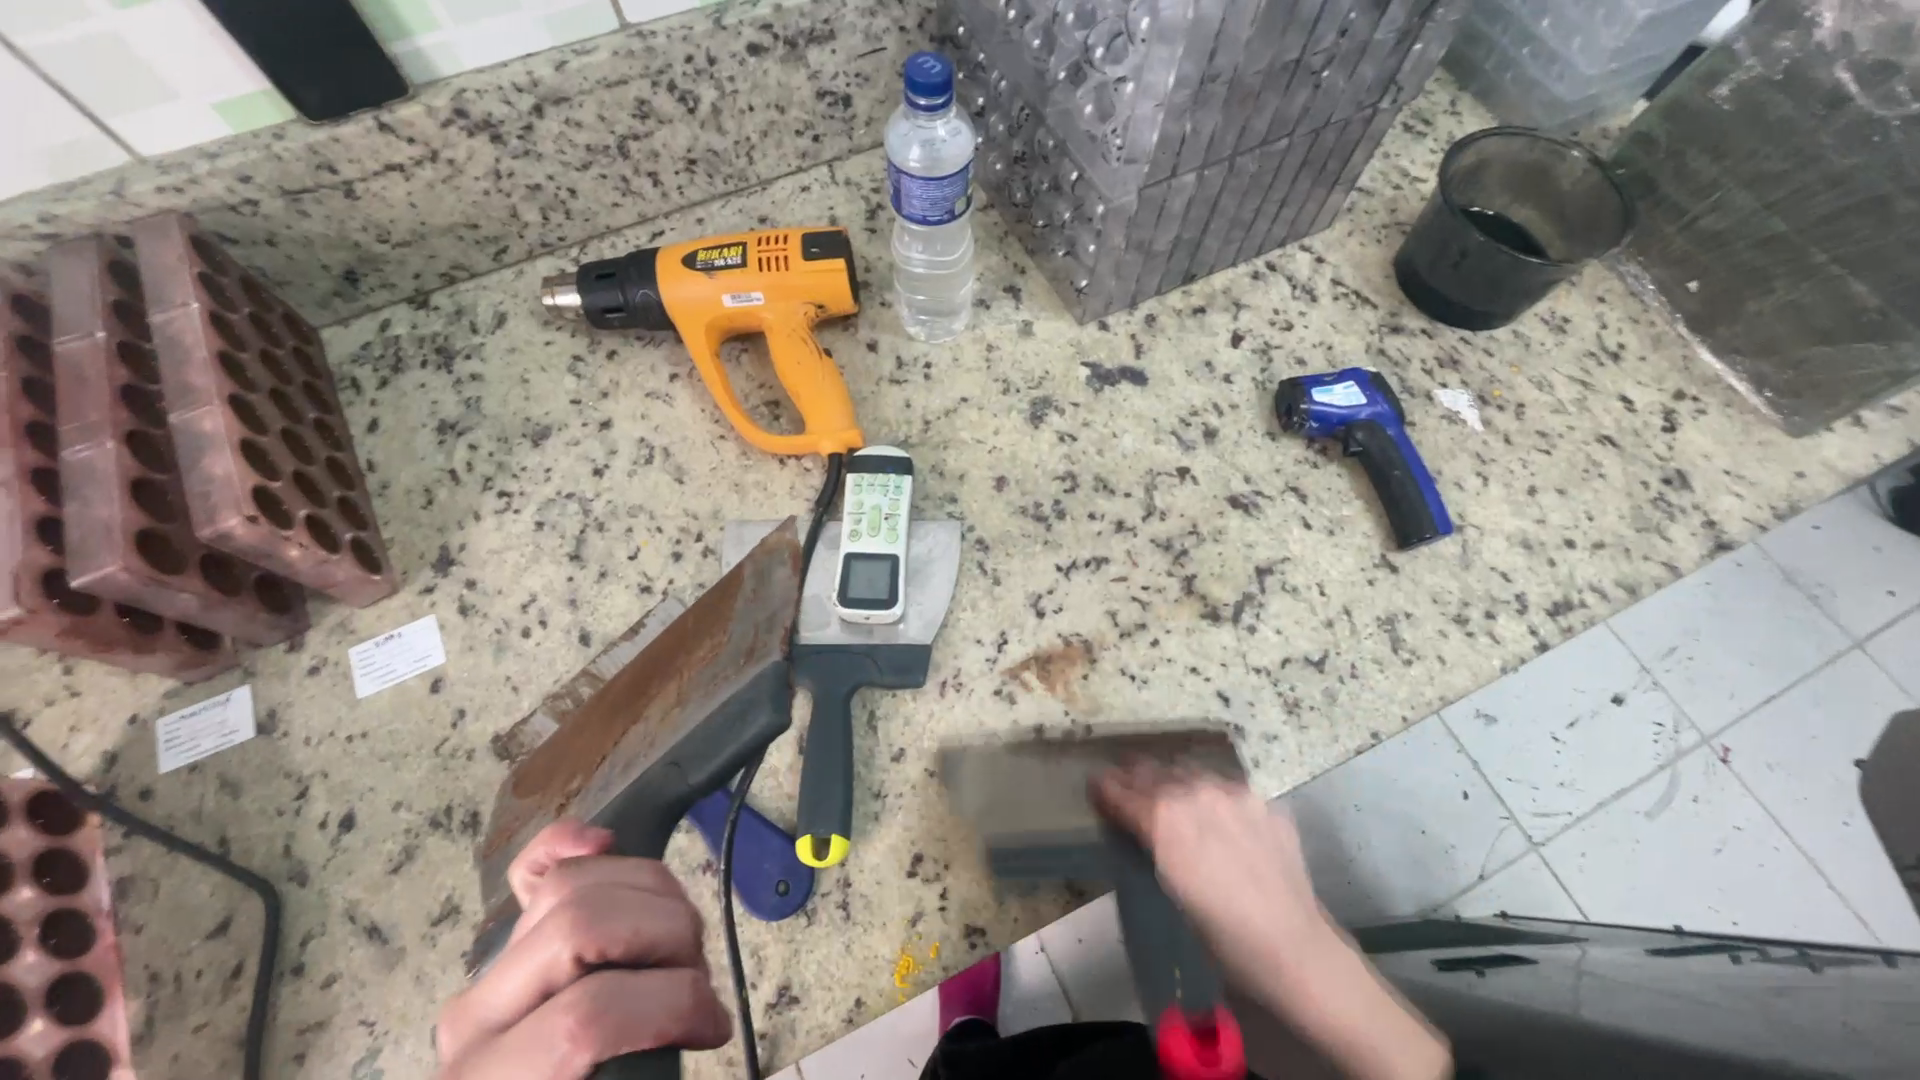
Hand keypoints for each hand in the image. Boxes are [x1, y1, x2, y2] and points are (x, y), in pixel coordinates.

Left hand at [435, 820, 731, 1078]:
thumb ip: (641, 1065)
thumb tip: (705, 1025)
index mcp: (495, 1076)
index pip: (590, 1013)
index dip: (675, 1006)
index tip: (715, 1028)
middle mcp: (480, 1014)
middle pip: (586, 923)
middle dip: (671, 938)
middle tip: (699, 988)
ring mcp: (492, 975)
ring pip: (571, 883)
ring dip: (657, 899)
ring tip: (679, 954)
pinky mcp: (511, 951)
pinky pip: (531, 874)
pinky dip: (567, 844)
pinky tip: (604, 842)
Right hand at [1091, 764, 1331, 989]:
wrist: (1292, 945)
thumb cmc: (1220, 935)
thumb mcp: (1171, 887)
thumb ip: (1153, 844)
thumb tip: (1141, 826)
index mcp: (1163, 818)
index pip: (1123, 791)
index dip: (1106, 787)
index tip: (1094, 783)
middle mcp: (1196, 793)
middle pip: (1156, 773)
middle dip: (1136, 775)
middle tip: (1123, 776)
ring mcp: (1235, 794)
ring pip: (1192, 772)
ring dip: (1174, 777)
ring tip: (1166, 784)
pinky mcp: (1265, 803)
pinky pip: (1229, 788)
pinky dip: (1212, 793)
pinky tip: (1215, 808)